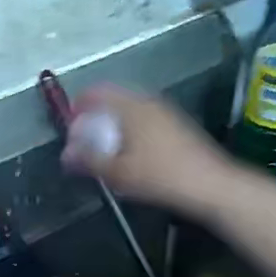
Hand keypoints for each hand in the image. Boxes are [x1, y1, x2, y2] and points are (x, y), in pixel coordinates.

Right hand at [61, 84, 241, 214]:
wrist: (210, 185)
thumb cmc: (159, 176)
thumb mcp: (118, 172)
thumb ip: (88, 160)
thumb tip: (65, 155)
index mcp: (131, 105)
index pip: (97, 91)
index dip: (80, 104)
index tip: (70, 123)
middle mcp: (149, 101)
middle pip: (114, 100)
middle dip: (96, 118)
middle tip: (84, 140)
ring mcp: (166, 112)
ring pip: (131, 111)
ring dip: (114, 126)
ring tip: (104, 151)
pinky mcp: (177, 126)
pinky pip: (144, 121)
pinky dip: (131, 132)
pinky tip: (130, 155)